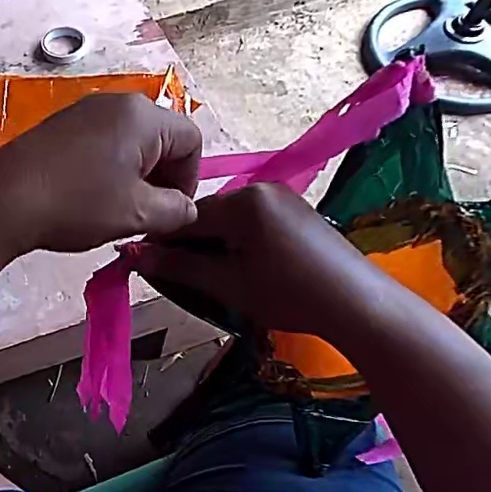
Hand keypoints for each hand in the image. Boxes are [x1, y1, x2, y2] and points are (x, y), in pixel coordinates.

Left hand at [0, 93, 202, 258]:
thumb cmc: (76, 204)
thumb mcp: (137, 214)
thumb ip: (176, 210)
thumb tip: (186, 209)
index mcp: (143, 116)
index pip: (192, 140)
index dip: (190, 179)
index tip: (171, 212)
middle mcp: (118, 103)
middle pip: (164, 138)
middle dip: (164, 177)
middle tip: (147, 214)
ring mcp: (87, 111)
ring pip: (135, 143)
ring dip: (138, 176)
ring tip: (119, 209)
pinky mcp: (64, 125)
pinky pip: (106, 142)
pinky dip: (112, 169)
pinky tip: (92, 197)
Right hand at [132, 183, 403, 336]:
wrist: (357, 302)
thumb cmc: (288, 294)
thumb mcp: (228, 284)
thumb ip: (180, 266)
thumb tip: (134, 254)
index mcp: (241, 201)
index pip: (185, 215)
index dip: (162, 242)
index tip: (147, 267)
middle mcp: (261, 188)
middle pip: (209, 214)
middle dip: (192, 244)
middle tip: (182, 280)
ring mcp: (283, 197)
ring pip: (232, 219)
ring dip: (216, 245)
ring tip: (216, 280)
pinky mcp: (298, 212)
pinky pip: (255, 221)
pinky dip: (241, 242)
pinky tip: (247, 269)